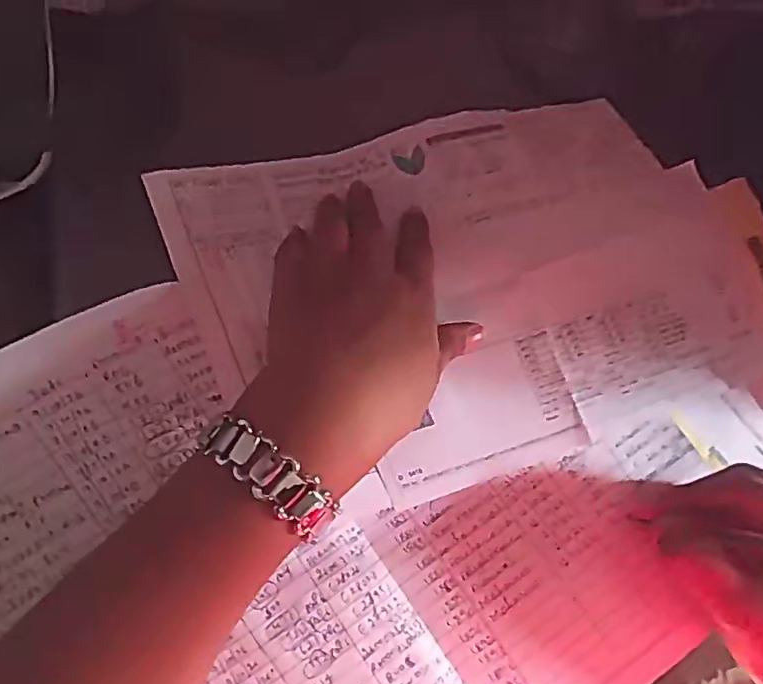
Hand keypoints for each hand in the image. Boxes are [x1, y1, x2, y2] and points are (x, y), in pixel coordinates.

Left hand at [236, 182, 481, 490]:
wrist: (320, 412)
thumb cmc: (381, 404)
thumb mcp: (424, 380)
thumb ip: (444, 348)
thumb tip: (474, 330)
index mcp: (411, 297)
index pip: (416, 252)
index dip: (414, 230)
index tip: (411, 215)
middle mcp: (370, 277)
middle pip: (370, 230)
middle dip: (367, 207)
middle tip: (361, 191)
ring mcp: (326, 280)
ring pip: (330, 231)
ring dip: (331, 213)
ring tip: (331, 202)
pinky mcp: (288, 292)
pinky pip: (291, 255)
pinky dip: (295, 243)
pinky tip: (296, 238)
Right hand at [638, 465, 762, 683]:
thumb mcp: (741, 614)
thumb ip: (701, 568)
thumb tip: (664, 532)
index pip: (750, 492)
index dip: (691, 497)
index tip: (649, 507)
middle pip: (749, 491)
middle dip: (693, 503)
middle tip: (648, 514)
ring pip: (746, 506)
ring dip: (700, 516)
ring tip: (661, 528)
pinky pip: (750, 525)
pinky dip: (713, 531)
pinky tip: (686, 543)